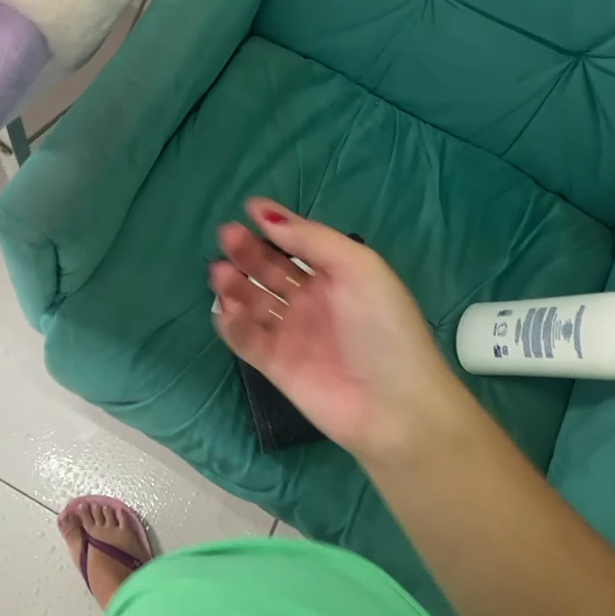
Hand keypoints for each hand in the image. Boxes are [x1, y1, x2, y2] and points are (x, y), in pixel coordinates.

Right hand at [209, 199, 465, 462]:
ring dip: (234, 285)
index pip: (298, 243)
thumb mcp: (358, 267)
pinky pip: (247, 339)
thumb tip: (265, 213)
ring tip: (219, 274)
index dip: (275, 225)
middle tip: (226, 236)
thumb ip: (311, 239)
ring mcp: (293, 333)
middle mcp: (312, 300)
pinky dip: (232, 324)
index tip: (247, 208)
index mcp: (337, 274)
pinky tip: (224, 310)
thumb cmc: (382, 326)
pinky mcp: (276, 366)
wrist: (395, 406)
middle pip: (270, 269)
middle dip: (247, 251)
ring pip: (253, 301)